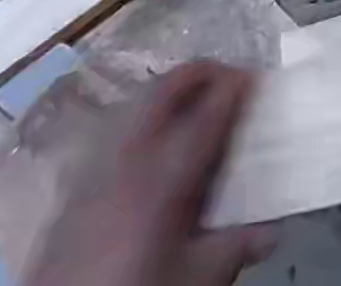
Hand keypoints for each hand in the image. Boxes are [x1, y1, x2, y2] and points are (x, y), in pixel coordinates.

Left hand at [25, 61, 277, 285]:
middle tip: (229, 78)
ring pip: (134, 106)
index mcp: (164, 174)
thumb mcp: (199, 276)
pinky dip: (144, 122)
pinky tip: (156, 147)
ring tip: (196, 106)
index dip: (236, 85)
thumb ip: (238, 242)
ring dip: (170, 95)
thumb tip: (270, 226)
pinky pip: (115, 134)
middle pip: (161, 90)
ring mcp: (91, 172)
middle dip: (200, 74)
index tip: (259, 75)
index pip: (207, 111)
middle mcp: (125, 160)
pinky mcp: (70, 193)